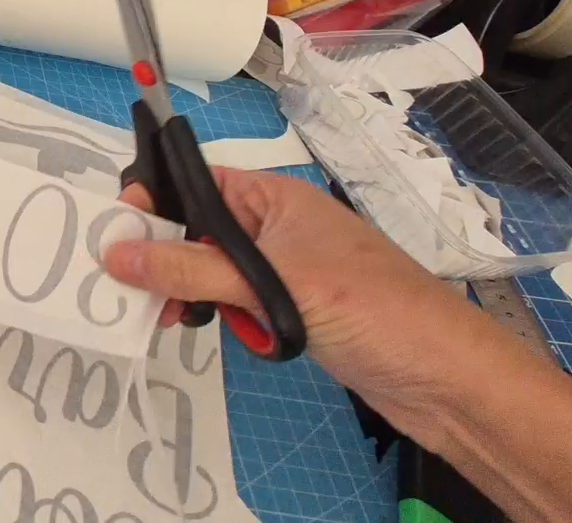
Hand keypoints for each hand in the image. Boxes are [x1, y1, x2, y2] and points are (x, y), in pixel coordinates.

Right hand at [105, 167, 502, 427]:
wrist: (459, 389)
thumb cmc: (373, 311)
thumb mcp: (270, 283)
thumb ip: (187, 267)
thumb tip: (112, 253)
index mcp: (271, 197)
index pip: (191, 183)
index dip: (150, 201)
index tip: (116, 233)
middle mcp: (270, 225)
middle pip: (192, 227)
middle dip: (159, 253)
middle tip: (127, 281)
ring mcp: (278, 267)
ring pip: (204, 265)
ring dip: (182, 287)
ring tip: (163, 314)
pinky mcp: (286, 306)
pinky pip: (226, 296)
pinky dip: (208, 310)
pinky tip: (195, 324)